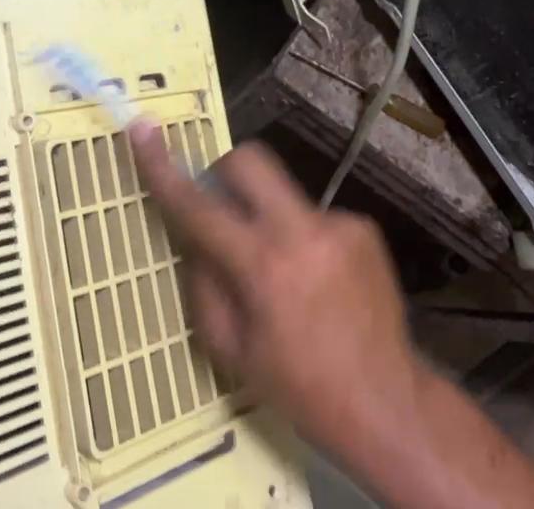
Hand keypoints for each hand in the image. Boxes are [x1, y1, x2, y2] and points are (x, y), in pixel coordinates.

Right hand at [127, 123, 419, 450]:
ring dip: (268, 220)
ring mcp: (339, 225)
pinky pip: (312, 218)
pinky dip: (301, 239)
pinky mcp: (363, 228)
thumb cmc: (300, 386)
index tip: (142, 130)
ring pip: (281, 194)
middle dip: (224, 172)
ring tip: (286, 278)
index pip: (199, 206)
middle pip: (249, 160)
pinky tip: (317, 282)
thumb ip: (203, 284)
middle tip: (220, 208)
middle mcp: (303, 232)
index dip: (163, 168)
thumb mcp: (230, 349)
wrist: (390, 404)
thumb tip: (195, 238)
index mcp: (264, 266)